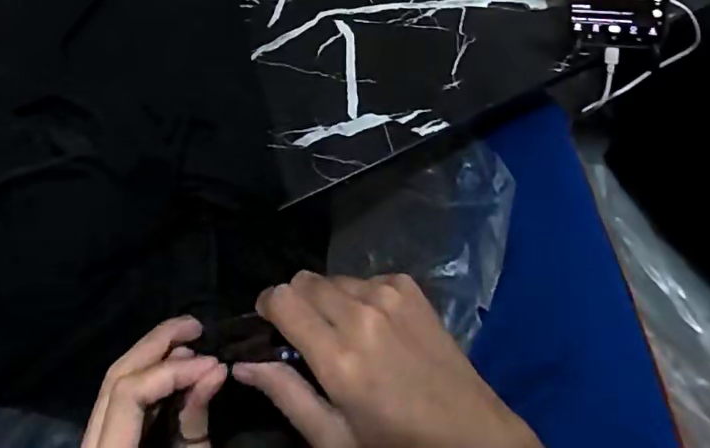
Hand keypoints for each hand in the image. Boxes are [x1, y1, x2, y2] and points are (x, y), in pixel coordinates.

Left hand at [82, 315, 226, 447]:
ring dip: (154, 353)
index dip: (171, 369)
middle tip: (199, 326)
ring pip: (114, 380)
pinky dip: (149, 373)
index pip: (129, 392)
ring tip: (191, 344)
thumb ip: (195, 420)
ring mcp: (90, 442)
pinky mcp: (101, 441)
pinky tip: (175, 367)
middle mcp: (89, 446)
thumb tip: (216, 368)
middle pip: (117, 375)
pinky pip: (119, 396)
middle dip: (160, 342)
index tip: (212, 362)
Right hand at [233, 272, 540, 447]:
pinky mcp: (408, 284)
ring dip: (330, 300)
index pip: (283, 298)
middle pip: (305, 280)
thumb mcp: (333, 437)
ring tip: (346, 334)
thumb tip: (243, 363)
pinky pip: (367, 278)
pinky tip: (376, 327)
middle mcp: (361, 313)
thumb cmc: (393, 442)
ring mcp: (389, 292)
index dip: (268, 306)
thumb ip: (286, 393)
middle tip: (306, 333)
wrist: (466, 428)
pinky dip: (361, 296)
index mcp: (338, 356)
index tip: (269, 323)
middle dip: (296, 301)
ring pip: (335, 278)